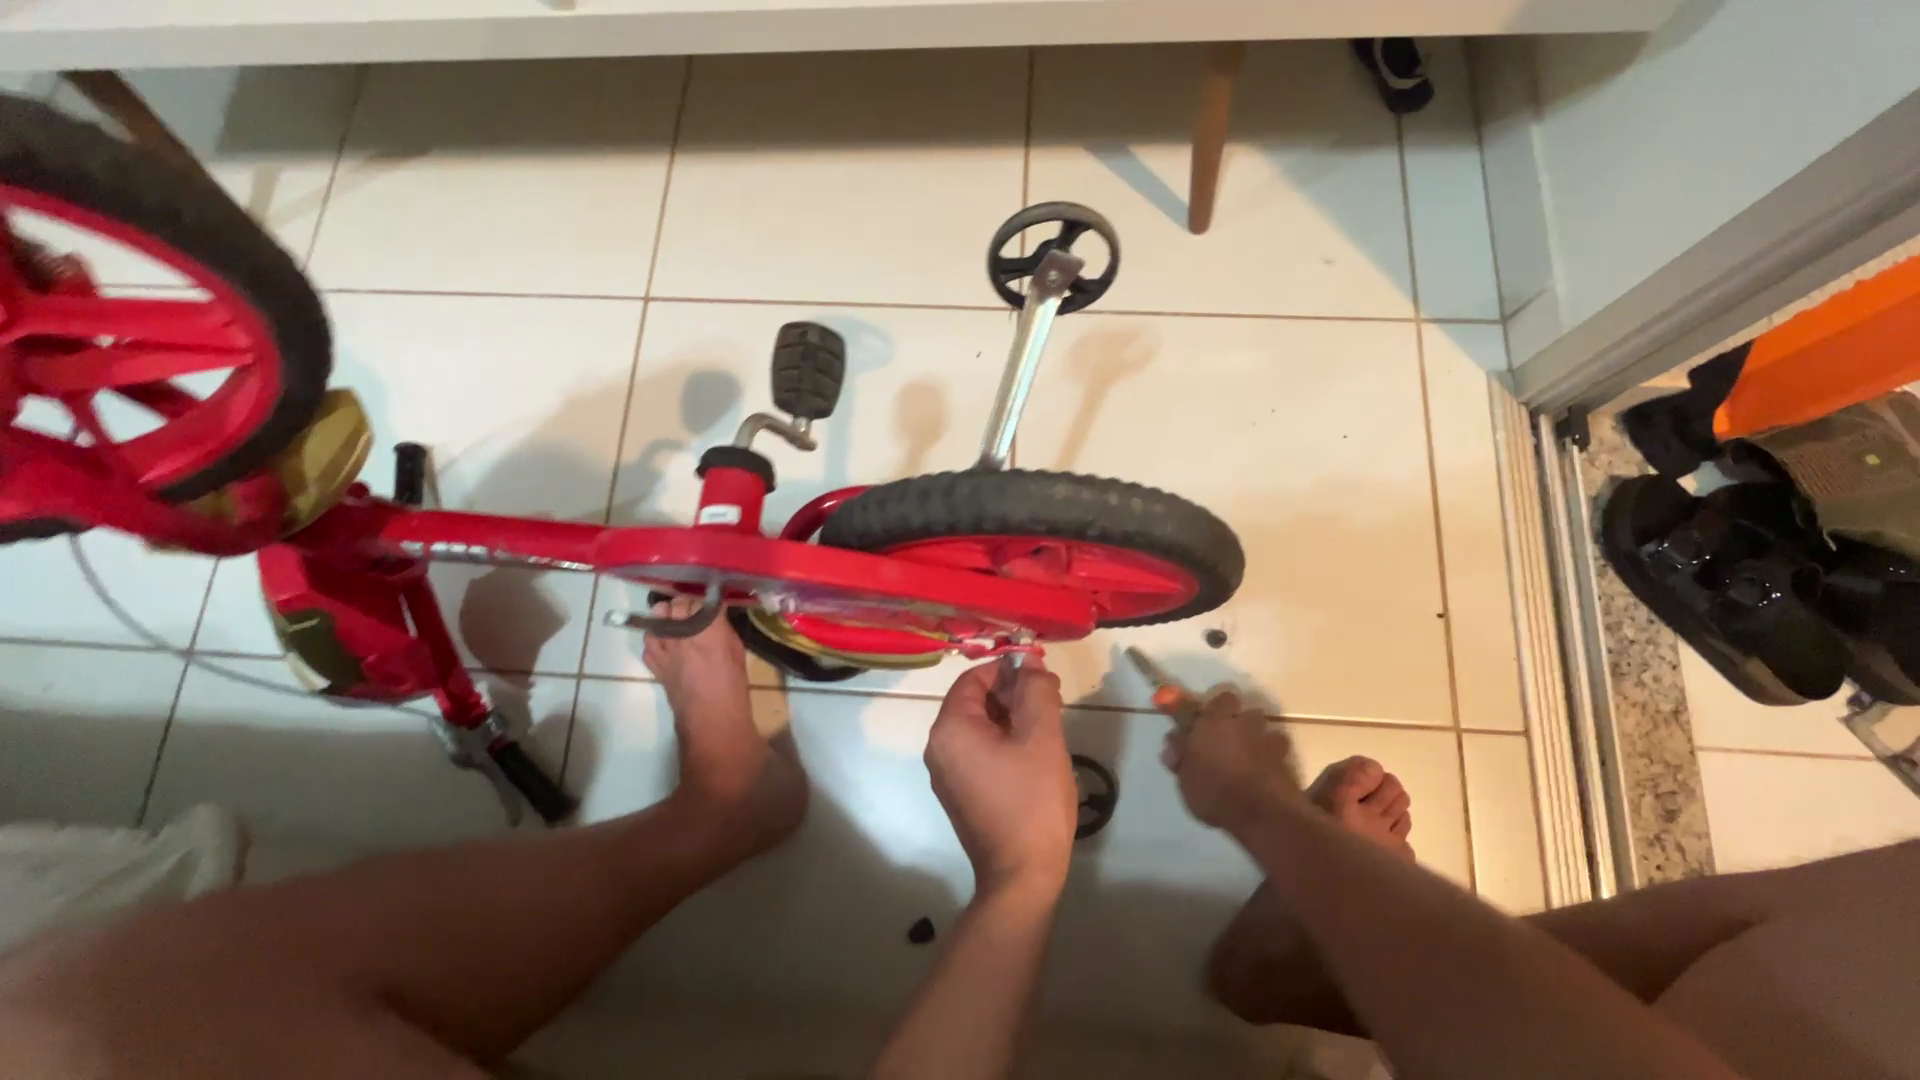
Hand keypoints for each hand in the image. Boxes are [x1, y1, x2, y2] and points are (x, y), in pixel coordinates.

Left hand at [926, 658, 1076, 897]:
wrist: (1021, 876)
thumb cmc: (1032, 801)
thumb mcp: (1042, 737)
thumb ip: (1036, 691)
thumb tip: (1030, 662)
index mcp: (950, 729)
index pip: (974, 679)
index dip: (1008, 670)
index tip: (1043, 675)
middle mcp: (938, 748)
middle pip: (974, 702)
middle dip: (1013, 694)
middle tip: (1052, 698)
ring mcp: (946, 774)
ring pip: (979, 728)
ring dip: (1012, 717)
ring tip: (1049, 723)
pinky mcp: (960, 793)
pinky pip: (979, 752)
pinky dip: (1004, 742)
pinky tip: (1035, 752)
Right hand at [1161, 690, 1302, 832]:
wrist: (1261, 814)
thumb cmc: (1214, 795)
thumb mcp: (1185, 781)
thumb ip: (1180, 760)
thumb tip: (1172, 748)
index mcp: (1207, 723)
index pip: (1189, 703)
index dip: (1184, 707)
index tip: (1181, 715)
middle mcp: (1234, 720)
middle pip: (1229, 699)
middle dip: (1223, 710)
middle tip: (1217, 731)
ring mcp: (1261, 733)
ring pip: (1255, 717)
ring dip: (1248, 727)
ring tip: (1243, 747)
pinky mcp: (1283, 751)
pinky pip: (1275, 741)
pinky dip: (1269, 748)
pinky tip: (1264, 763)